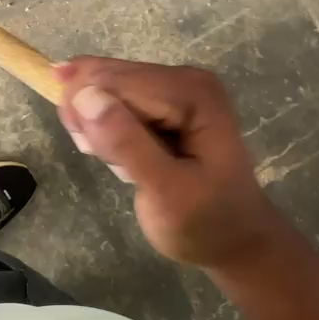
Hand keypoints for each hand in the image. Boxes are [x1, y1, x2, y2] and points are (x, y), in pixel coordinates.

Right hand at [56, 57, 284, 268]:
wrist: (234, 242)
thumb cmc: (204, 224)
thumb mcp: (165, 193)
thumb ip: (127, 144)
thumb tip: (85, 97)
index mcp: (194, 94)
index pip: (119, 81)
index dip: (87, 105)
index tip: (85, 147)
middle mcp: (185, 78)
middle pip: (110, 77)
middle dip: (90, 113)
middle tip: (99, 155)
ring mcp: (174, 86)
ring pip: (106, 85)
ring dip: (96, 121)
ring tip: (115, 160)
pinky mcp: (163, 99)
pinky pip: (114, 96)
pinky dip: (104, 123)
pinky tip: (116, 150)